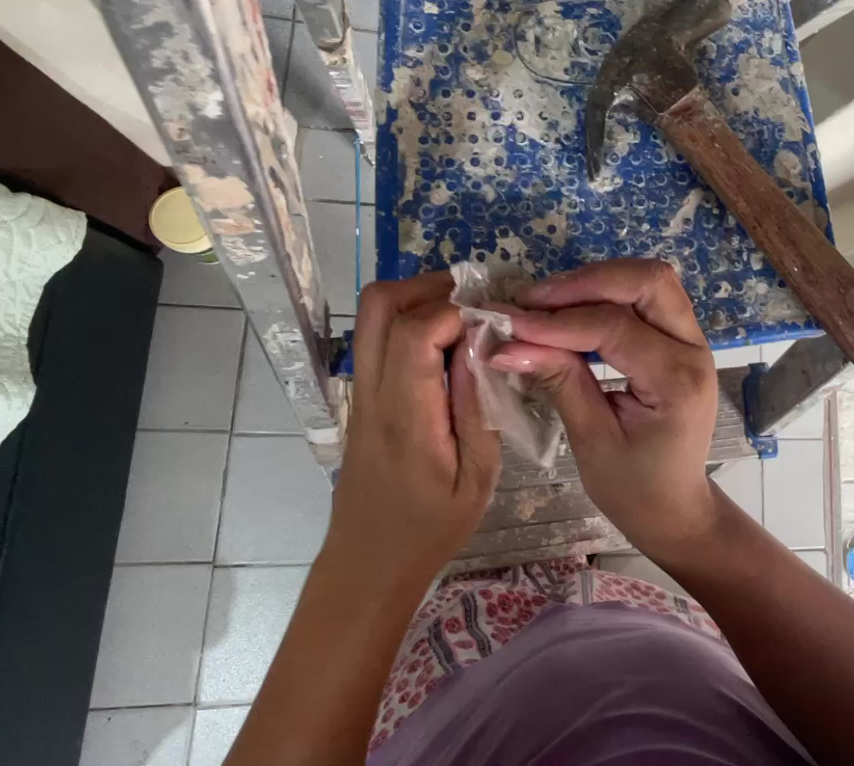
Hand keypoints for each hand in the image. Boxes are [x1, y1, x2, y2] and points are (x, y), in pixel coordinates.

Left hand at [325, 272, 501, 583]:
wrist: (367, 566)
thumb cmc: (429, 530)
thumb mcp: (476, 479)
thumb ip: (479, 408)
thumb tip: (481, 346)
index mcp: (404, 414)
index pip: (415, 331)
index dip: (456, 310)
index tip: (493, 319)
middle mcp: (372, 392)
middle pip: (378, 306)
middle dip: (428, 287)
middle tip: (475, 300)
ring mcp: (360, 394)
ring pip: (371, 318)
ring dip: (415, 300)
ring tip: (463, 316)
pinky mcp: (361, 400)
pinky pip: (376, 340)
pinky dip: (408, 323)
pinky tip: (446, 346)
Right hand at [486, 259, 723, 563]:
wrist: (675, 508)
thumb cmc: (634, 487)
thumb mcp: (591, 440)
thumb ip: (559, 381)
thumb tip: (508, 343)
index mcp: (677, 380)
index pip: (614, 328)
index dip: (557, 322)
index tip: (508, 322)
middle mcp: (694, 348)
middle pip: (647, 280)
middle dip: (586, 282)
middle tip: (532, 301)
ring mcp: (692, 338)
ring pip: (649, 280)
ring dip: (595, 282)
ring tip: (545, 303)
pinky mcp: (679, 337)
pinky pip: (646, 297)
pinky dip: (606, 294)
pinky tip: (569, 310)